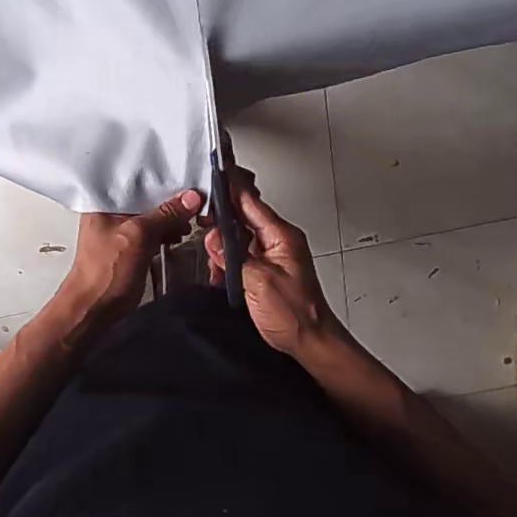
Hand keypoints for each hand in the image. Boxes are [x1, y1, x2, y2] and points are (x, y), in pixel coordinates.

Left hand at [48, 188, 203, 330]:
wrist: (95, 307)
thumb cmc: (106, 270)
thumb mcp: (138, 235)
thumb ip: (165, 214)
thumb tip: (193, 197)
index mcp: (104, 201)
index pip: (137, 179)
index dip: (163, 178)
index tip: (189, 178)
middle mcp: (112, 211)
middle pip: (147, 197)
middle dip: (171, 199)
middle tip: (197, 199)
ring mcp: (123, 230)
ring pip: (153, 216)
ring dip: (173, 217)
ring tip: (192, 218)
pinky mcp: (133, 247)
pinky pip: (154, 232)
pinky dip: (168, 231)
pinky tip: (181, 232)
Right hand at [204, 174, 341, 356]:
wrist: (310, 342)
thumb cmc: (297, 316)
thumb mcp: (258, 282)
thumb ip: (233, 256)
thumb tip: (215, 239)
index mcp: (282, 237)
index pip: (251, 202)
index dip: (231, 187)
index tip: (215, 173)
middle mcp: (279, 242)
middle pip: (244, 217)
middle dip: (221, 222)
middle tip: (205, 228)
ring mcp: (273, 256)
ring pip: (241, 237)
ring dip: (224, 246)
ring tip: (216, 262)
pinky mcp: (267, 271)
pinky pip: (243, 256)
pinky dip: (229, 261)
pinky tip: (222, 273)